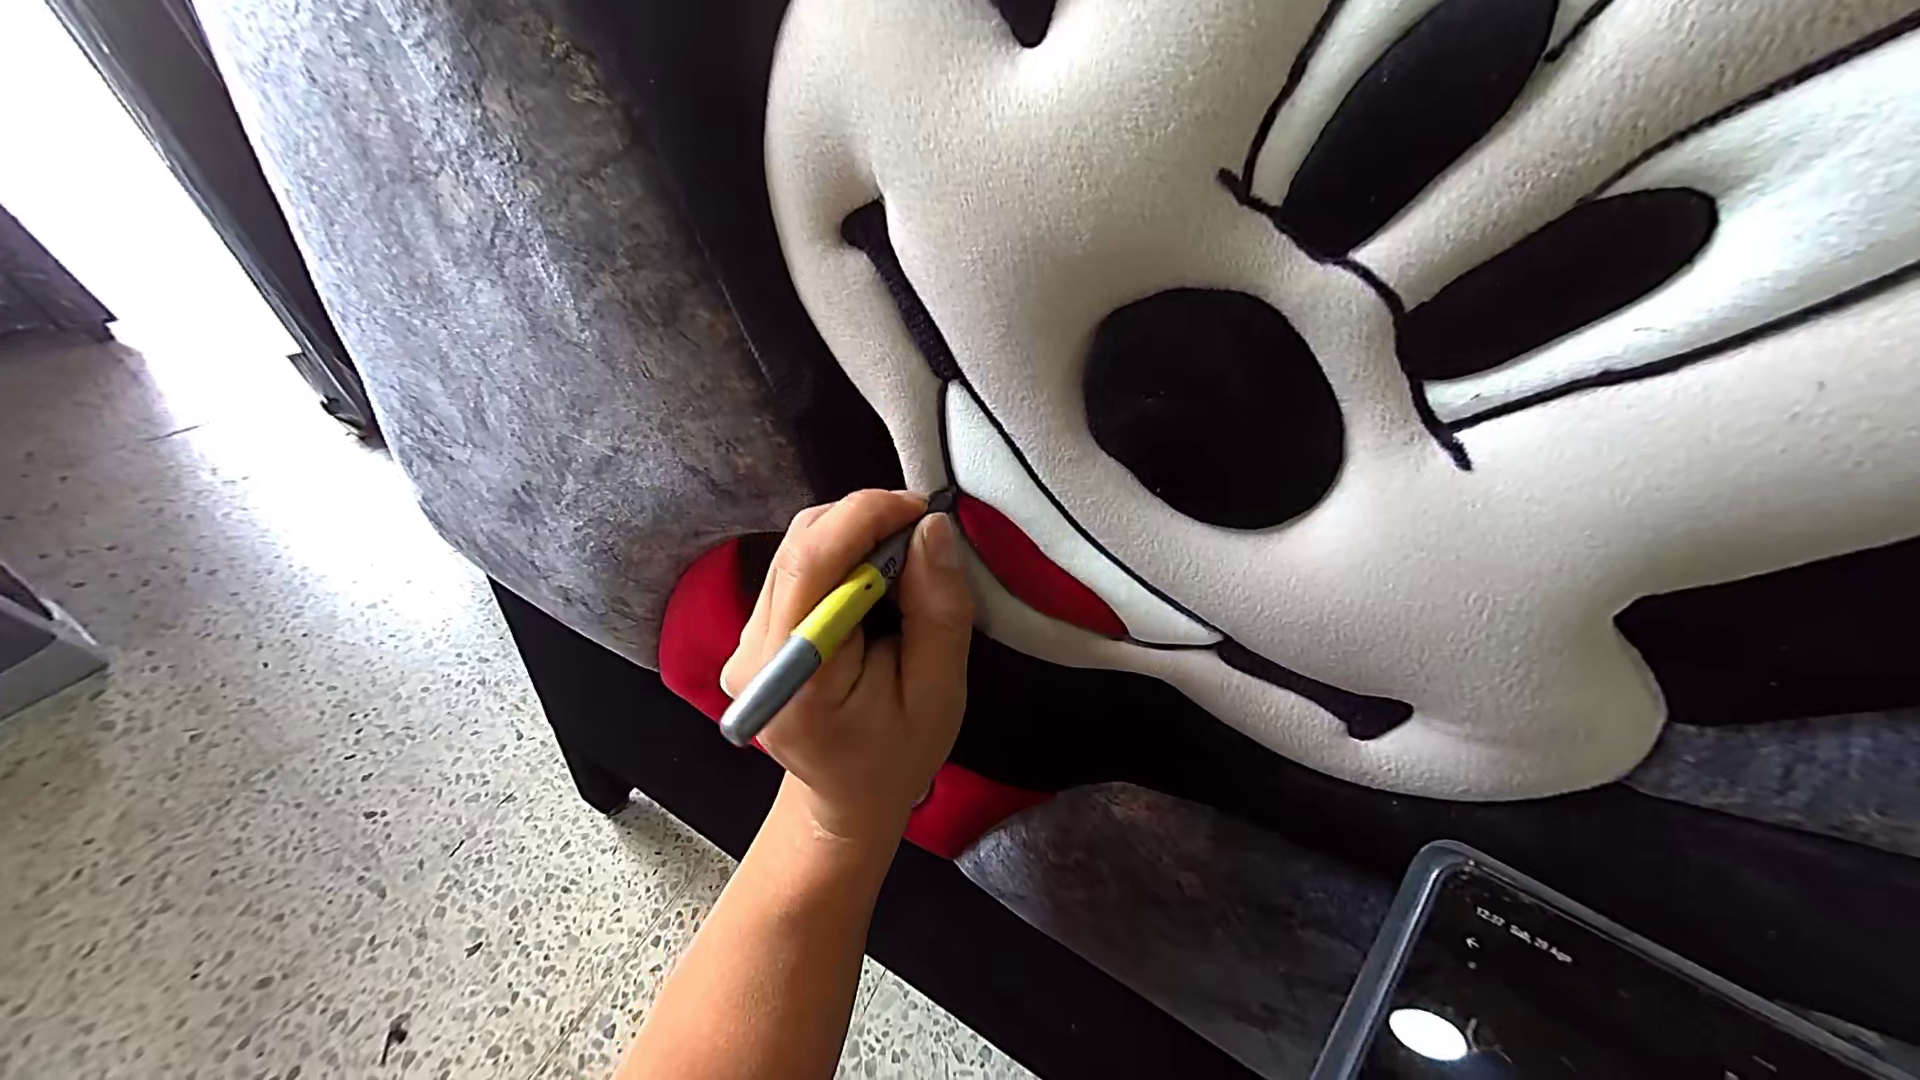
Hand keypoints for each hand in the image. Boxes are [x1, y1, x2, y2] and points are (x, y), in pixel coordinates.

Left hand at [720, 490, 974, 845]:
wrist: (848, 794)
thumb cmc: (896, 754)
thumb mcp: (939, 691)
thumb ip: (937, 609)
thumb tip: (931, 530)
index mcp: (794, 679)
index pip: (813, 564)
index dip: (866, 518)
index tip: (923, 512)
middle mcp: (752, 654)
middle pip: (800, 546)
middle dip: (865, 521)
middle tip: (920, 535)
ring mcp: (745, 641)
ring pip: (797, 548)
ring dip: (855, 536)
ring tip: (902, 564)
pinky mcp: (755, 632)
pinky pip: (797, 567)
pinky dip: (842, 555)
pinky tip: (874, 582)